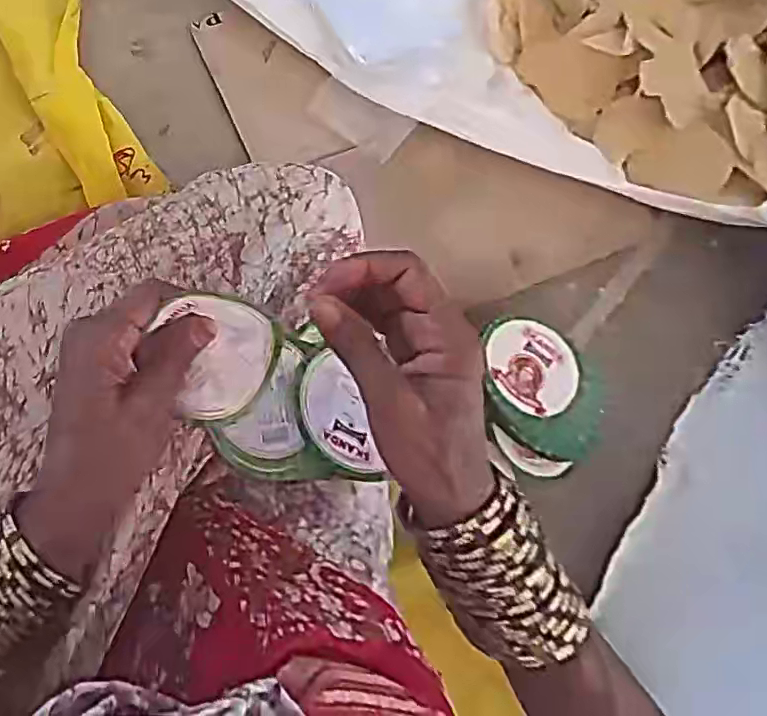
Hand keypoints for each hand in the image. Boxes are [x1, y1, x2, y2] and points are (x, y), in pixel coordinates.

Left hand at [16, 282, 213, 579]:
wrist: (71, 501)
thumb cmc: (111, 457)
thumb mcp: (151, 405)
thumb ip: (177, 355)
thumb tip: (205, 319)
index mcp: (98, 334)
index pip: (151, 294)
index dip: (187, 303)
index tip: (216, 328)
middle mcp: (87, 330)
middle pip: (145, 307)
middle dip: (179, 325)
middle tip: (208, 354)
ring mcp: (86, 346)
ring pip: (140, 325)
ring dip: (168, 342)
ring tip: (194, 371)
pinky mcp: (90, 363)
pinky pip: (130, 342)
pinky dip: (153, 355)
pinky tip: (170, 381)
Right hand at [308, 252, 494, 528]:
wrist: (452, 499)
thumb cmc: (427, 453)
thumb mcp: (388, 400)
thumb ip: (354, 346)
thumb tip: (318, 301)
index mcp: (447, 331)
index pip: (409, 272)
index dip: (366, 268)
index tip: (326, 283)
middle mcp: (441, 327)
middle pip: (397, 280)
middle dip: (354, 280)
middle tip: (313, 297)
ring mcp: (428, 340)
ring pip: (388, 299)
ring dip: (352, 296)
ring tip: (316, 307)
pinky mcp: (414, 354)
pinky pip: (384, 321)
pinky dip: (357, 317)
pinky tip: (332, 322)